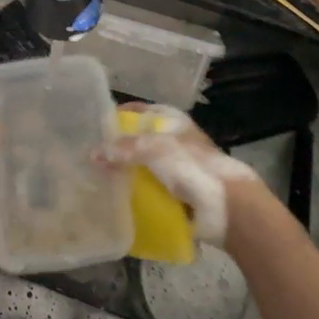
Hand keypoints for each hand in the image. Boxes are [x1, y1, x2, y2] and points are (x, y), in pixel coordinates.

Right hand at [98, 104, 263, 243]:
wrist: (226, 207)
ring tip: (99, 179)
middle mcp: (175, 142)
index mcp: (174, 122)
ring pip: (145, 167)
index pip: (143, 111)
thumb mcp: (154, 148)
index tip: (98, 123)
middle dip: (119, 147)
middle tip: (93, 155)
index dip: (121, 114)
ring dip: (126, 173)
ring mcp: (178, 169)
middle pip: (141, 140)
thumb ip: (124, 147)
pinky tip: (118, 200)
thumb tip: (94, 153)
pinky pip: (151, 191)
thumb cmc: (192, 166)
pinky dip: (137, 195)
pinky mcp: (179, 195)